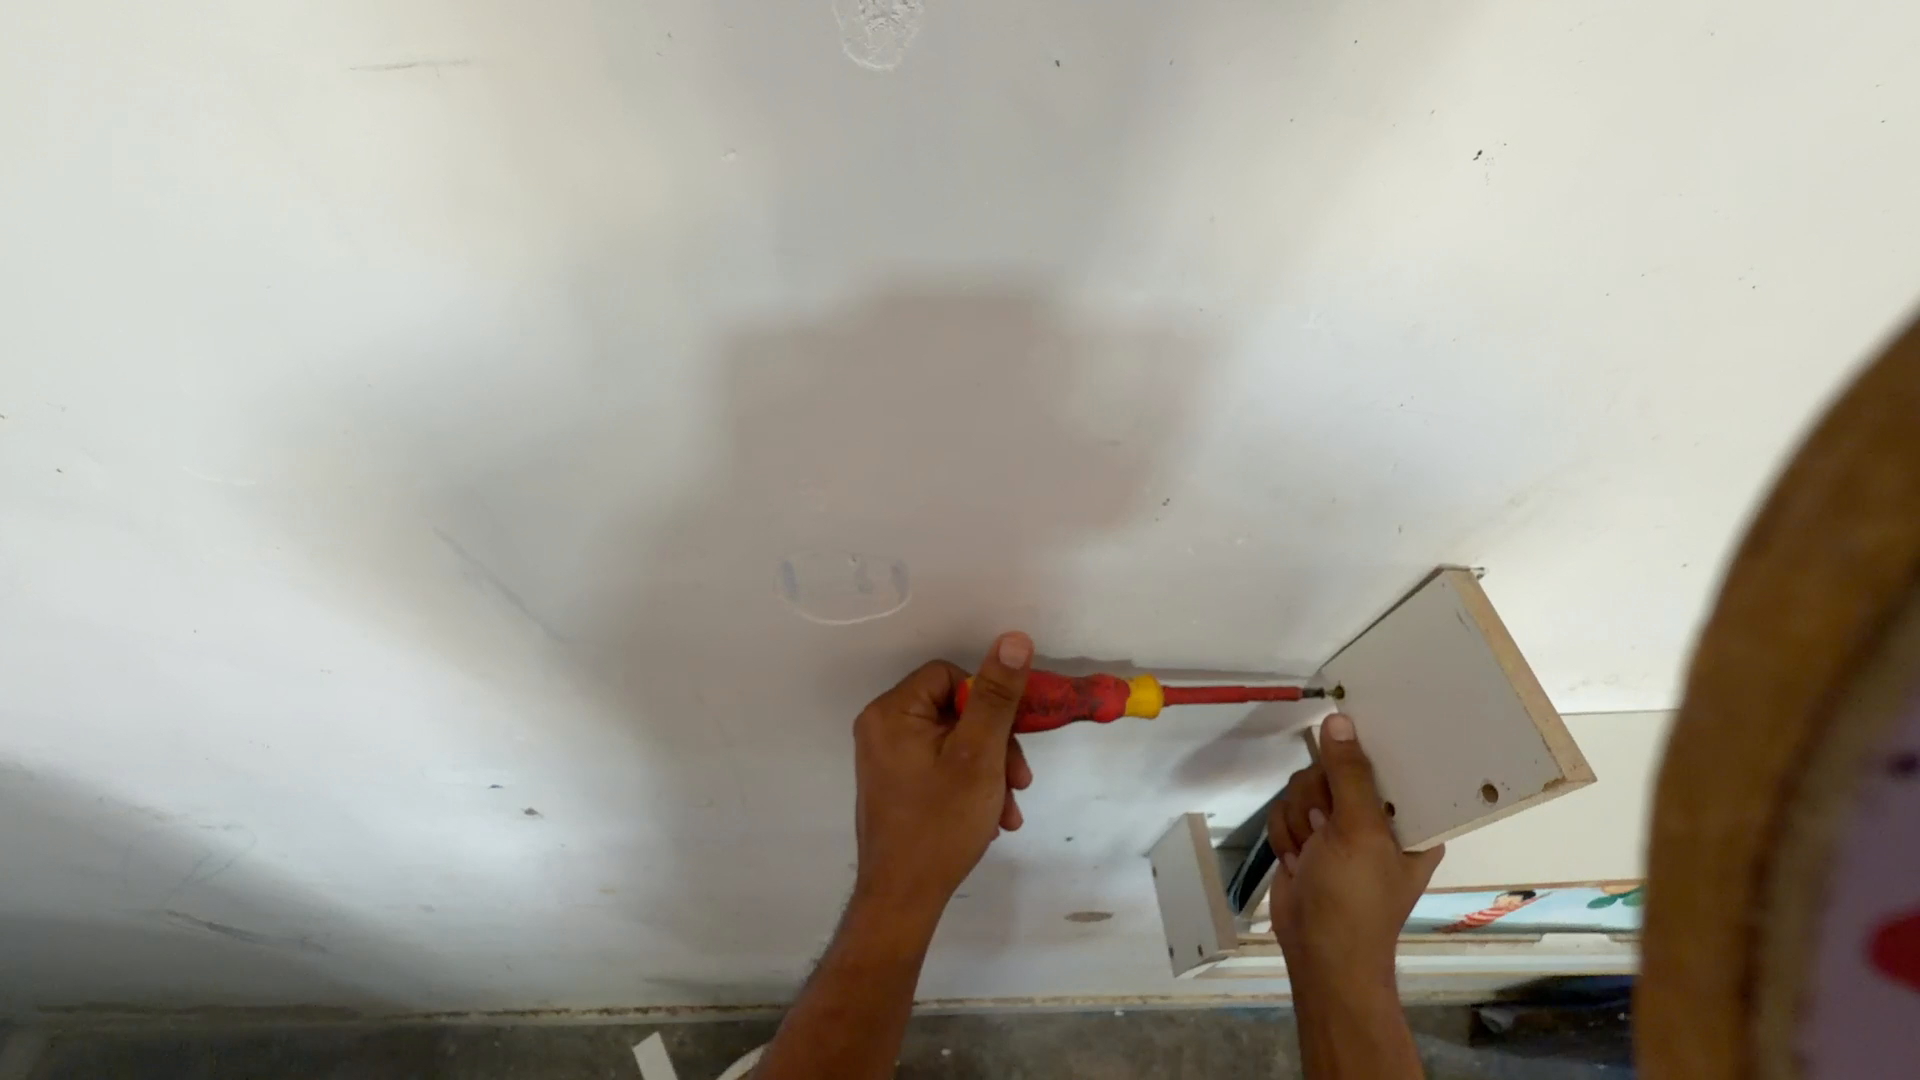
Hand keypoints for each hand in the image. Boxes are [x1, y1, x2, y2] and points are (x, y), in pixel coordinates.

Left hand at [850, 632, 1035, 918]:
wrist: (903, 900)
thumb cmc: (940, 822)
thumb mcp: (979, 753)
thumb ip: (997, 695)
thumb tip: (1013, 639)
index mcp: (892, 712)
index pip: (949, 676)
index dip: (985, 702)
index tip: (1008, 738)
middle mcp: (881, 728)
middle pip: (954, 711)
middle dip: (995, 746)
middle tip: (1020, 781)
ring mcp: (886, 759)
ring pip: (953, 743)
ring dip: (989, 771)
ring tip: (1008, 810)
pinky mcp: (895, 784)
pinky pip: (940, 766)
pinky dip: (969, 786)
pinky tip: (991, 819)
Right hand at [1266, 713, 1443, 984]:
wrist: (1318, 951)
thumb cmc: (1355, 899)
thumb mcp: (1359, 832)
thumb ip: (1349, 774)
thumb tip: (1339, 721)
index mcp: (1407, 817)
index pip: (1385, 763)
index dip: (1359, 754)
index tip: (1339, 751)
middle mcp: (1374, 818)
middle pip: (1330, 770)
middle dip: (1317, 798)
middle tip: (1325, 826)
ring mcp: (1338, 829)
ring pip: (1301, 787)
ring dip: (1297, 820)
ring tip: (1312, 853)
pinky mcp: (1308, 838)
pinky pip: (1284, 809)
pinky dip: (1284, 834)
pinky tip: (1297, 860)